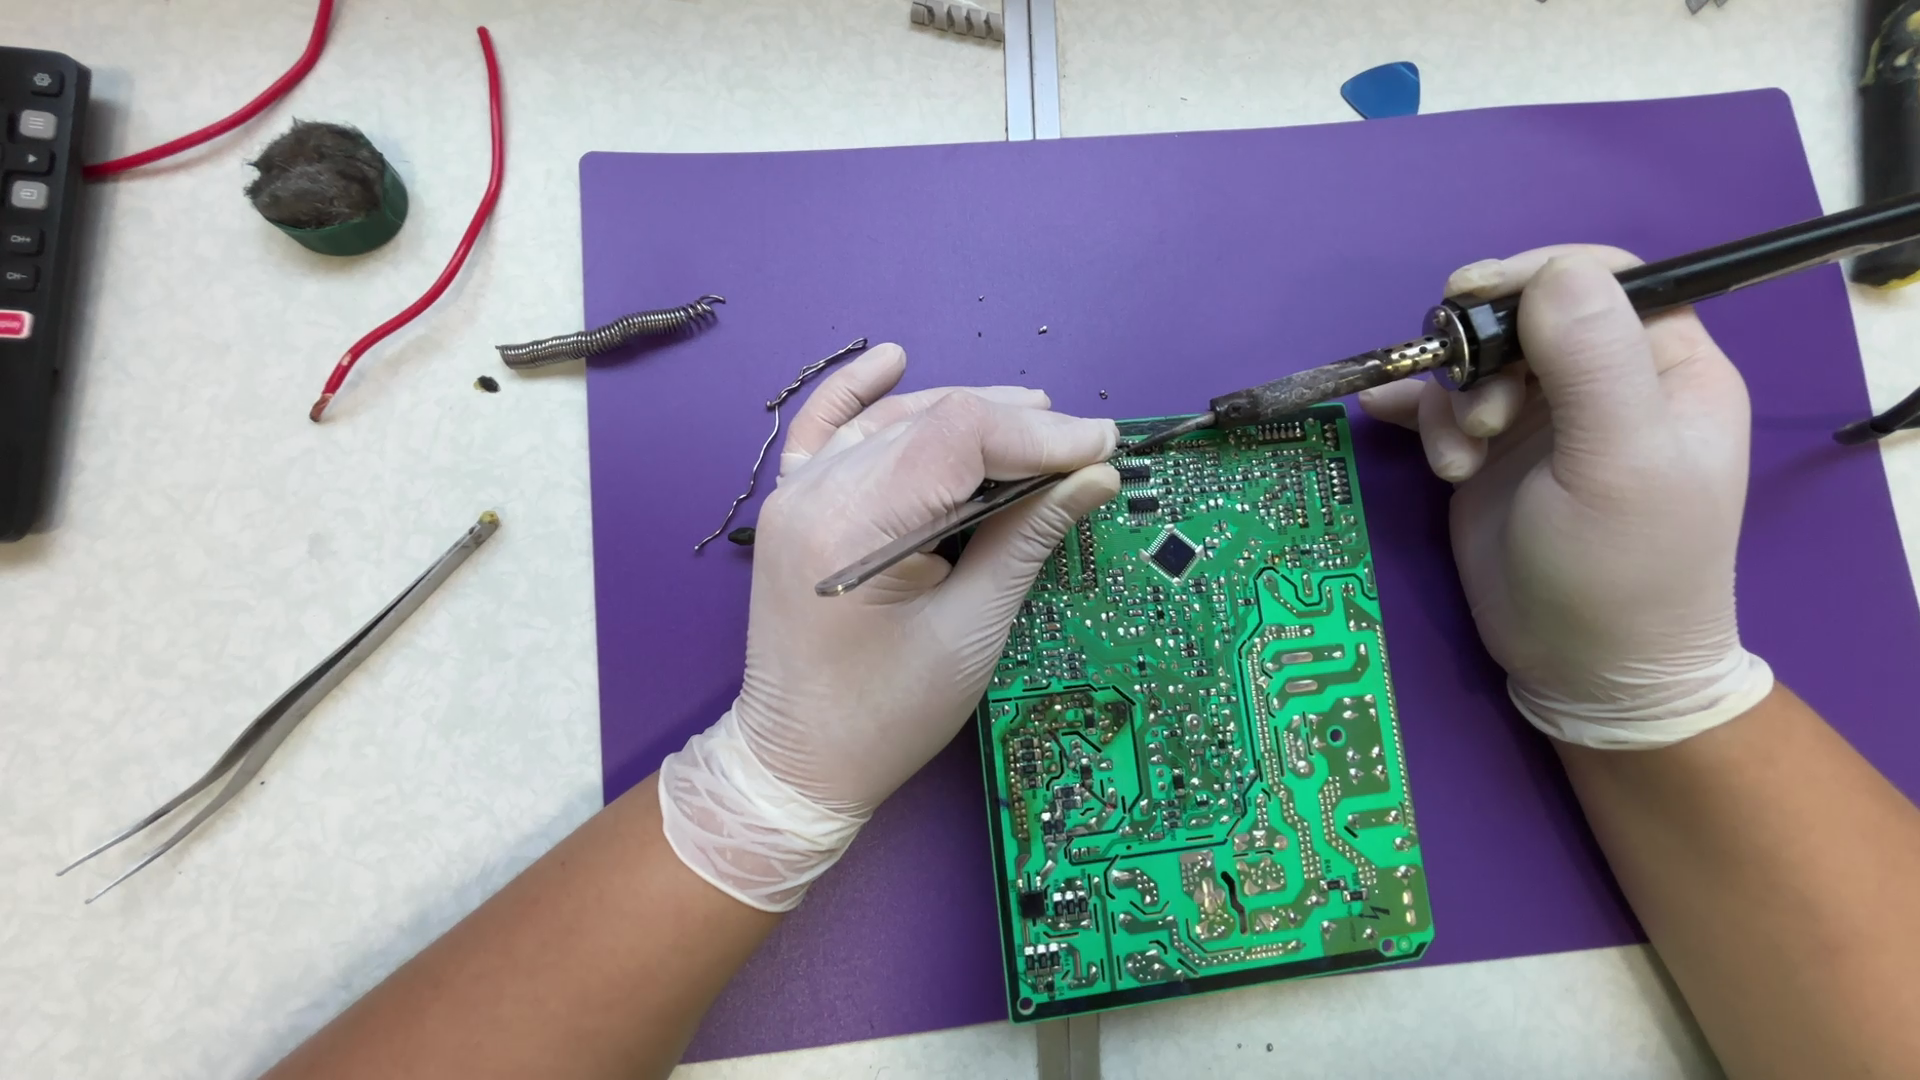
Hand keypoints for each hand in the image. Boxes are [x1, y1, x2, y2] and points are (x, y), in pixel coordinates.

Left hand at [659, 343, 1120, 908]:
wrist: (798, 760)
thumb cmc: (888, 714)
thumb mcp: (971, 630)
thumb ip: (1027, 538)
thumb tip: (1094, 476)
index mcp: (855, 526)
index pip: (959, 438)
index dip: (1039, 434)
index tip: (1101, 445)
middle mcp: (816, 492)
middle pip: (931, 421)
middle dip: (1015, 426)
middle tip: (1080, 444)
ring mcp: (796, 494)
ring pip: (892, 421)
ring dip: (962, 412)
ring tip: (1031, 416)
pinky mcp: (793, 505)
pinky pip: (825, 430)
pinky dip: (860, 393)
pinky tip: (895, 358)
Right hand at [1358, 247, 1772, 748]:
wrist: (1577, 661)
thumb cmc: (1619, 564)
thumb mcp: (1618, 461)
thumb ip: (1592, 361)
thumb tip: (1551, 273)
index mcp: (1661, 370)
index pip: (1602, 282)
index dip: (1534, 278)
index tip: (1471, 296)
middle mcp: (1596, 386)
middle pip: (1523, 322)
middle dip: (1482, 357)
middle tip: (1480, 417)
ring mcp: (1534, 422)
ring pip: (1472, 367)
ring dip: (1448, 404)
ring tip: (1456, 462)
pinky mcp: (1483, 456)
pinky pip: (1438, 409)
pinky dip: (1413, 414)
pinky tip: (1383, 418)